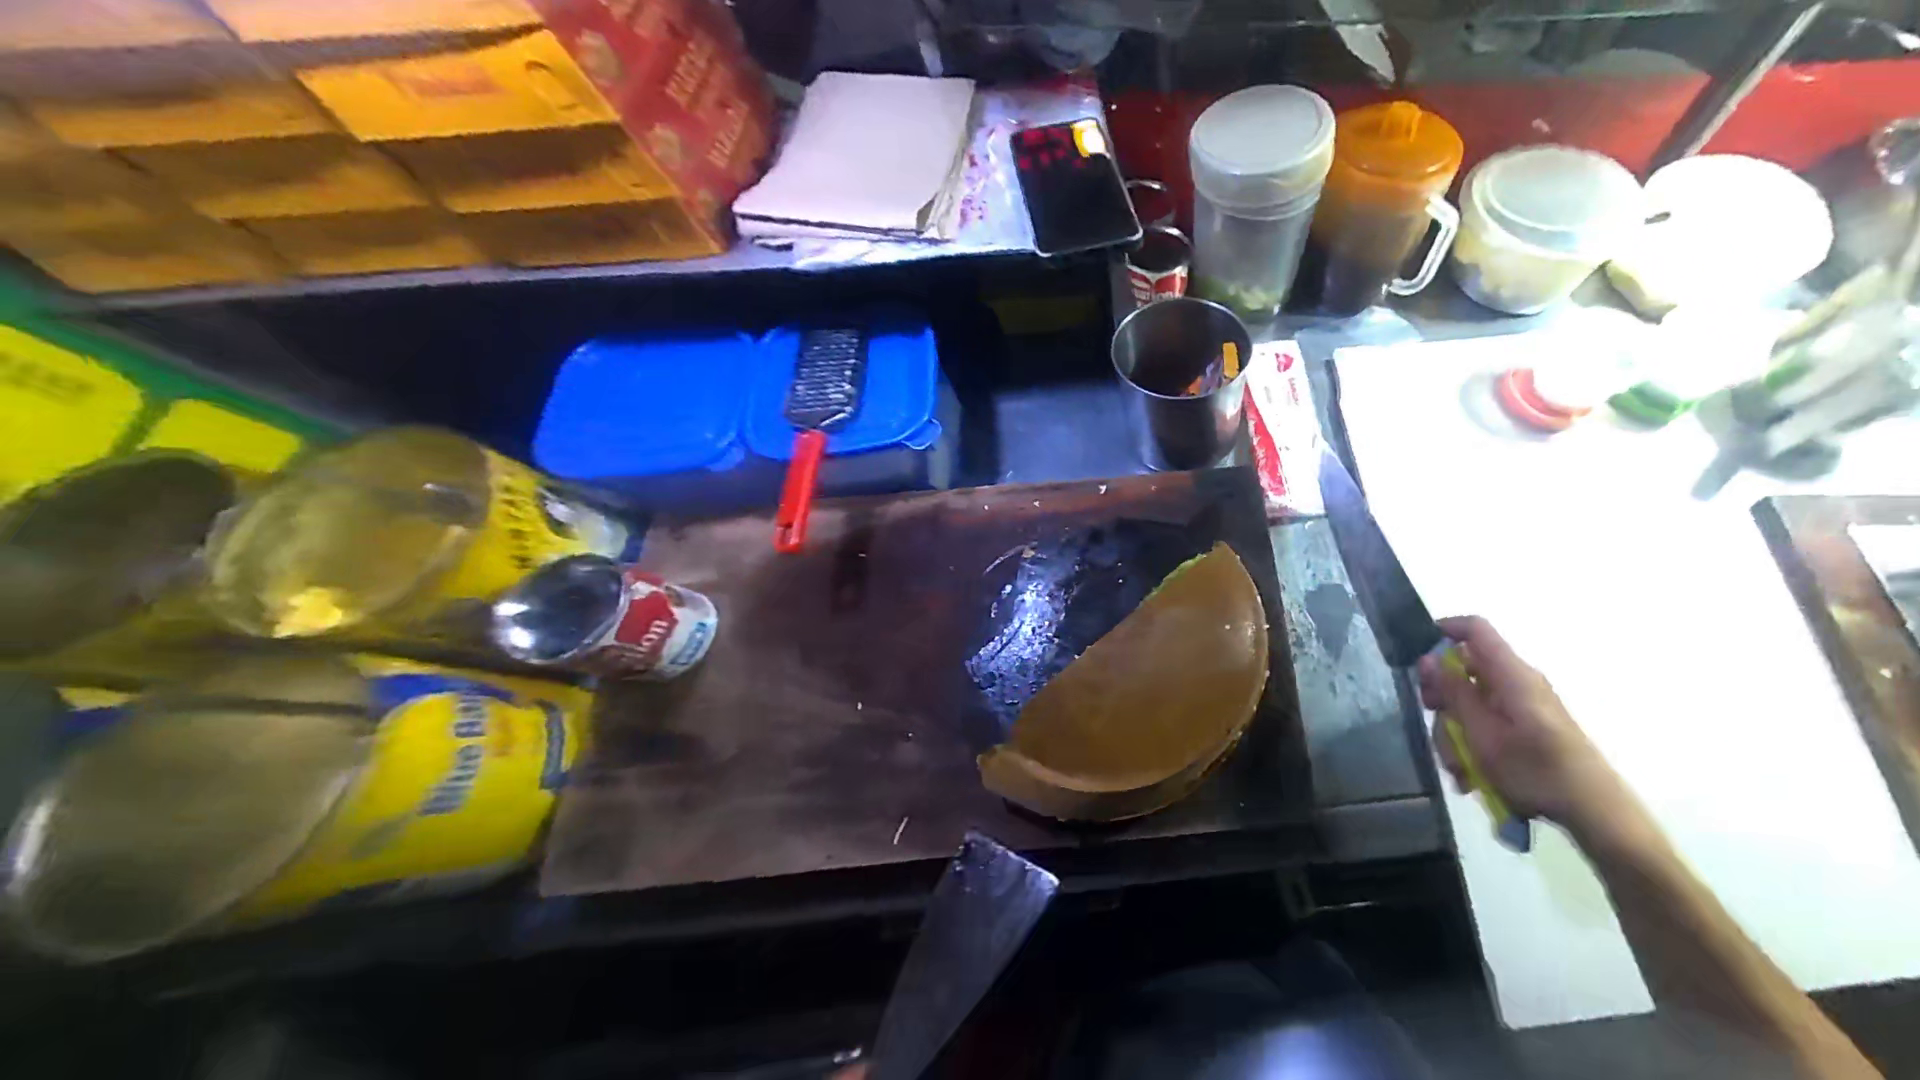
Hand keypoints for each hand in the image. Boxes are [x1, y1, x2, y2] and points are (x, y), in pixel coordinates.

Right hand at [1417, 616, 1625, 829]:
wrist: (1596, 814)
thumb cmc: (1536, 771)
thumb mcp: (1481, 733)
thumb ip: (1453, 692)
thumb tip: (1429, 657)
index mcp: (1511, 675)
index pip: (1474, 629)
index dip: (1442, 631)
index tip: (1416, 655)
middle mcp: (1517, 683)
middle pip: (1464, 671)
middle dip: (1442, 697)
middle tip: (1431, 719)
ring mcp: (1523, 706)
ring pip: (1470, 702)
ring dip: (1455, 731)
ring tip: (1458, 767)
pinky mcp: (1526, 727)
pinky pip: (1486, 723)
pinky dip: (1472, 744)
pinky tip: (1471, 774)